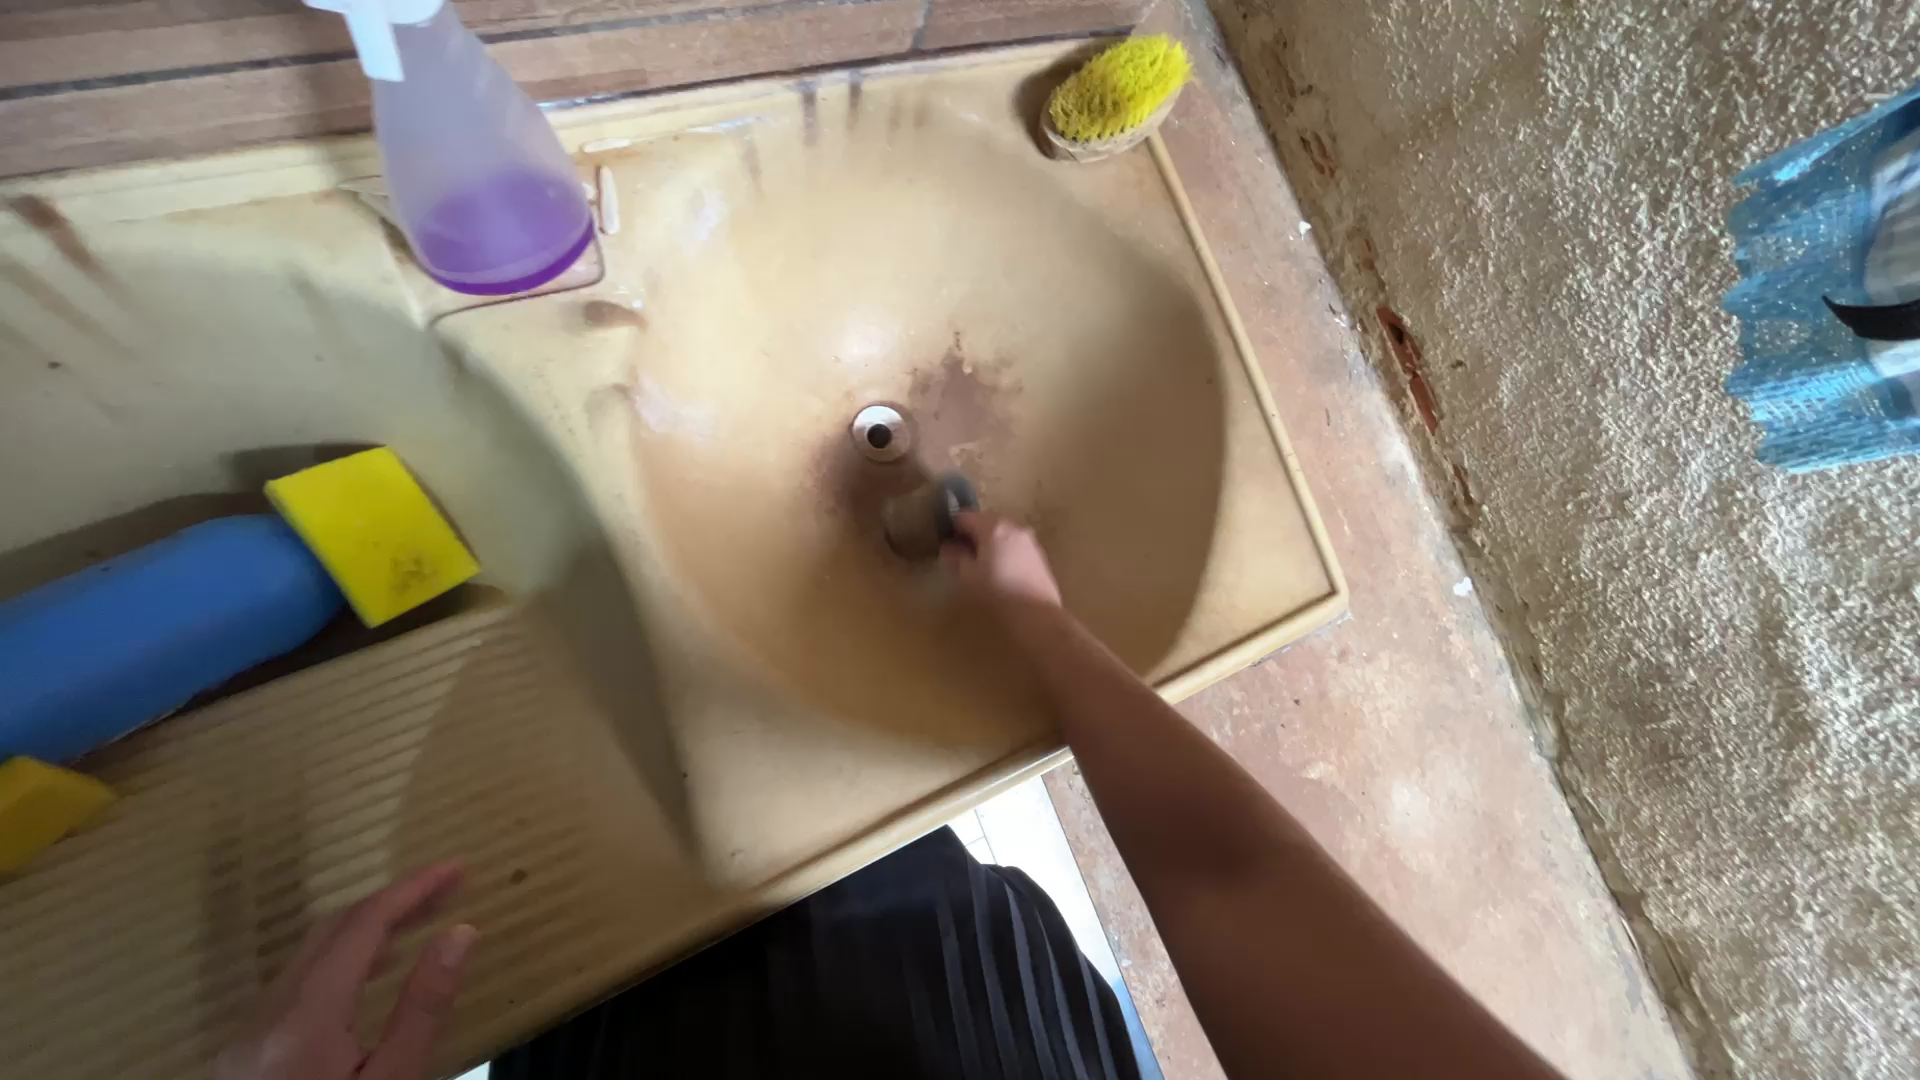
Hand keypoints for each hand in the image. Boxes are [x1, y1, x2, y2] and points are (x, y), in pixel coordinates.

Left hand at [215, 862, 475, 1079]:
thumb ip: (424, 1005)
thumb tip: (460, 930)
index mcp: (302, 1020)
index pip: (362, 926)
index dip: (413, 888)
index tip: (459, 866)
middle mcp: (263, 1018)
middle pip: (331, 931)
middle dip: (393, 899)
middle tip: (449, 885)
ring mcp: (244, 1038)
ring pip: (310, 953)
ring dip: (369, 925)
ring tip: (423, 916)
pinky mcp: (242, 1057)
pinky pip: (298, 981)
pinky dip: (345, 955)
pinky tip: (375, 966)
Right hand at [943, 511, 1062, 608]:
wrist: (1037, 613)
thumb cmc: (998, 591)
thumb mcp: (969, 576)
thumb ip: (956, 557)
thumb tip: (948, 548)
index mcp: (993, 527)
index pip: (966, 516)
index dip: (952, 526)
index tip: (945, 541)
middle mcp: (1013, 527)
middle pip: (986, 521)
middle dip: (972, 533)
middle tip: (960, 553)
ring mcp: (1028, 540)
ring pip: (1002, 533)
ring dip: (989, 542)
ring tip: (979, 563)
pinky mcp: (1038, 554)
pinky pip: (1014, 545)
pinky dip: (1003, 551)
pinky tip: (999, 570)